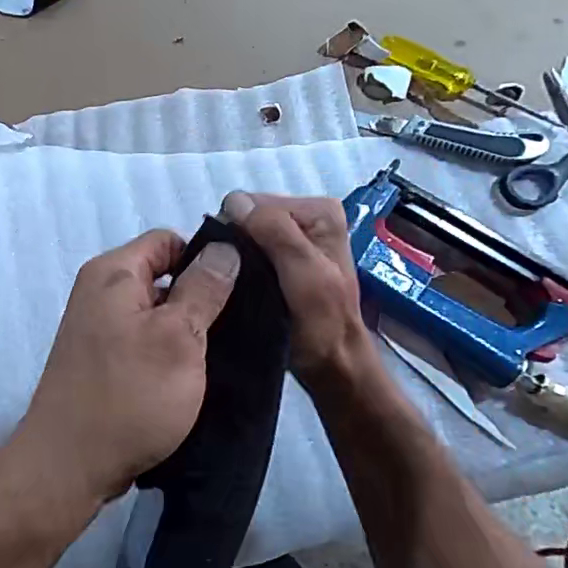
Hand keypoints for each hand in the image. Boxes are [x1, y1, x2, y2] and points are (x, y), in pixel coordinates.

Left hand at [17, 230, 240, 503]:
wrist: (68, 469)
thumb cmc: (129, 396)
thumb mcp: (178, 336)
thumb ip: (204, 288)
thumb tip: (225, 248)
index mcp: (113, 274)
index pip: (168, 241)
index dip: (206, 257)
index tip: (240, 286)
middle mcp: (101, 294)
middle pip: (164, 276)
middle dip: (202, 296)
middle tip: (242, 321)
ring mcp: (101, 332)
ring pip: (160, 314)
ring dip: (191, 329)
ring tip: (229, 349)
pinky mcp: (107, 365)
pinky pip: (148, 343)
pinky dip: (173, 353)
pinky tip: (201, 373)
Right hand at [221, 192, 378, 385]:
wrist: (333, 365)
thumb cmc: (322, 323)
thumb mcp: (303, 272)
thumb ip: (275, 232)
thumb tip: (234, 202)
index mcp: (319, 209)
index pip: (254, 203)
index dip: (240, 232)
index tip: (241, 268)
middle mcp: (309, 216)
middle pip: (249, 218)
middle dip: (240, 245)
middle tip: (242, 281)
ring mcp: (295, 239)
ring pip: (246, 237)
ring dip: (238, 260)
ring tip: (242, 287)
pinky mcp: (283, 261)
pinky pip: (250, 253)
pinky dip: (242, 269)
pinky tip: (244, 288)